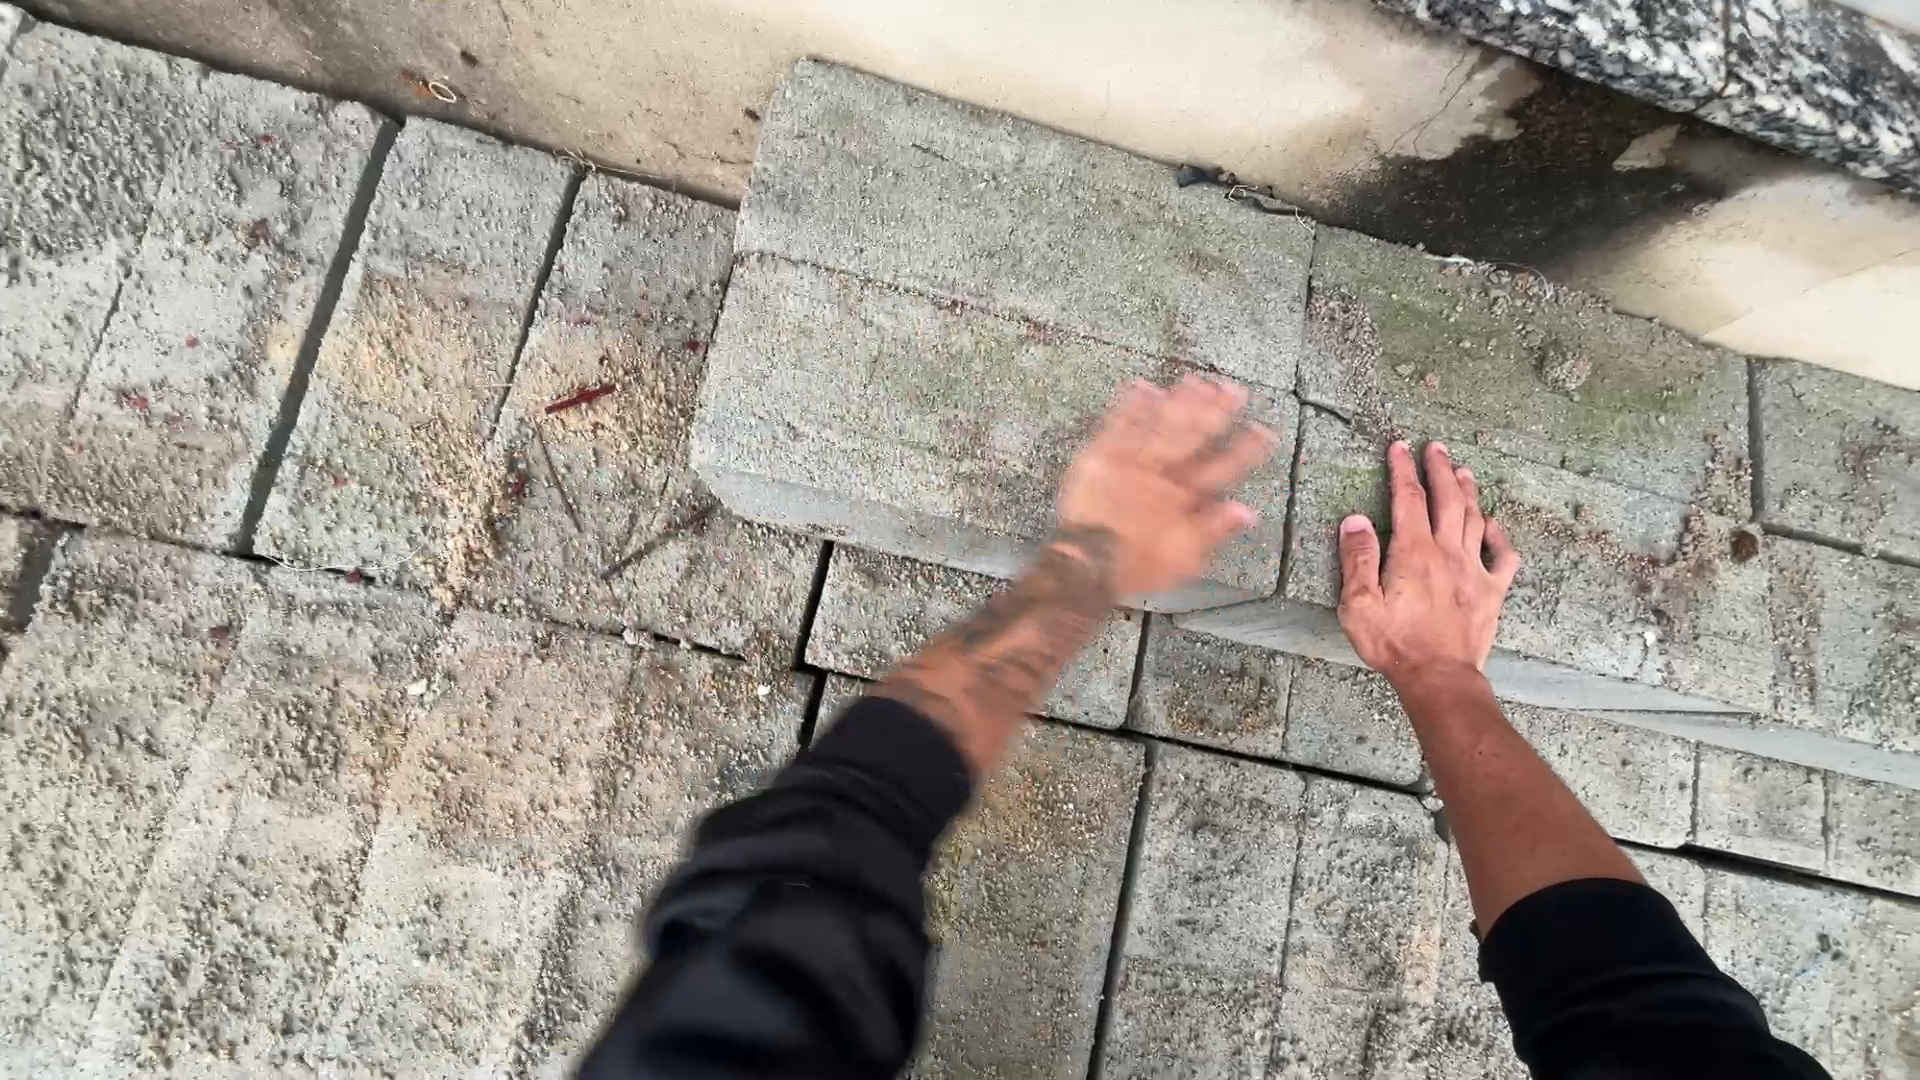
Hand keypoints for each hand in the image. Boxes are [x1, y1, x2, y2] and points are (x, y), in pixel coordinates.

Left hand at [1052, 375, 1276, 597]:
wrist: (1087, 563)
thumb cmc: (1134, 565)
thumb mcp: (1183, 557)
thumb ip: (1214, 530)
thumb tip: (1245, 511)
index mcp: (1184, 497)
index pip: (1224, 467)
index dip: (1245, 449)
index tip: (1265, 431)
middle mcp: (1162, 473)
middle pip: (1194, 436)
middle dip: (1216, 412)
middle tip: (1234, 389)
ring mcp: (1131, 462)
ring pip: (1161, 424)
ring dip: (1180, 402)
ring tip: (1196, 381)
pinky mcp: (1102, 457)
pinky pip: (1119, 424)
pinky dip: (1131, 404)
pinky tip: (1142, 385)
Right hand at [1337, 441, 1520, 684]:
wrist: (1438, 676)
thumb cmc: (1392, 642)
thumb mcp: (1358, 603)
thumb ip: (1357, 558)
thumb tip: (1355, 519)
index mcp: (1413, 552)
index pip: (1408, 499)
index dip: (1403, 470)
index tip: (1398, 447)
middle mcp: (1447, 553)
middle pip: (1447, 499)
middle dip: (1439, 469)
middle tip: (1434, 447)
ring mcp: (1475, 570)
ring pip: (1475, 518)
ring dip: (1468, 490)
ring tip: (1462, 469)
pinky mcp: (1492, 591)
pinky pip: (1504, 555)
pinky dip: (1499, 534)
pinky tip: (1490, 524)